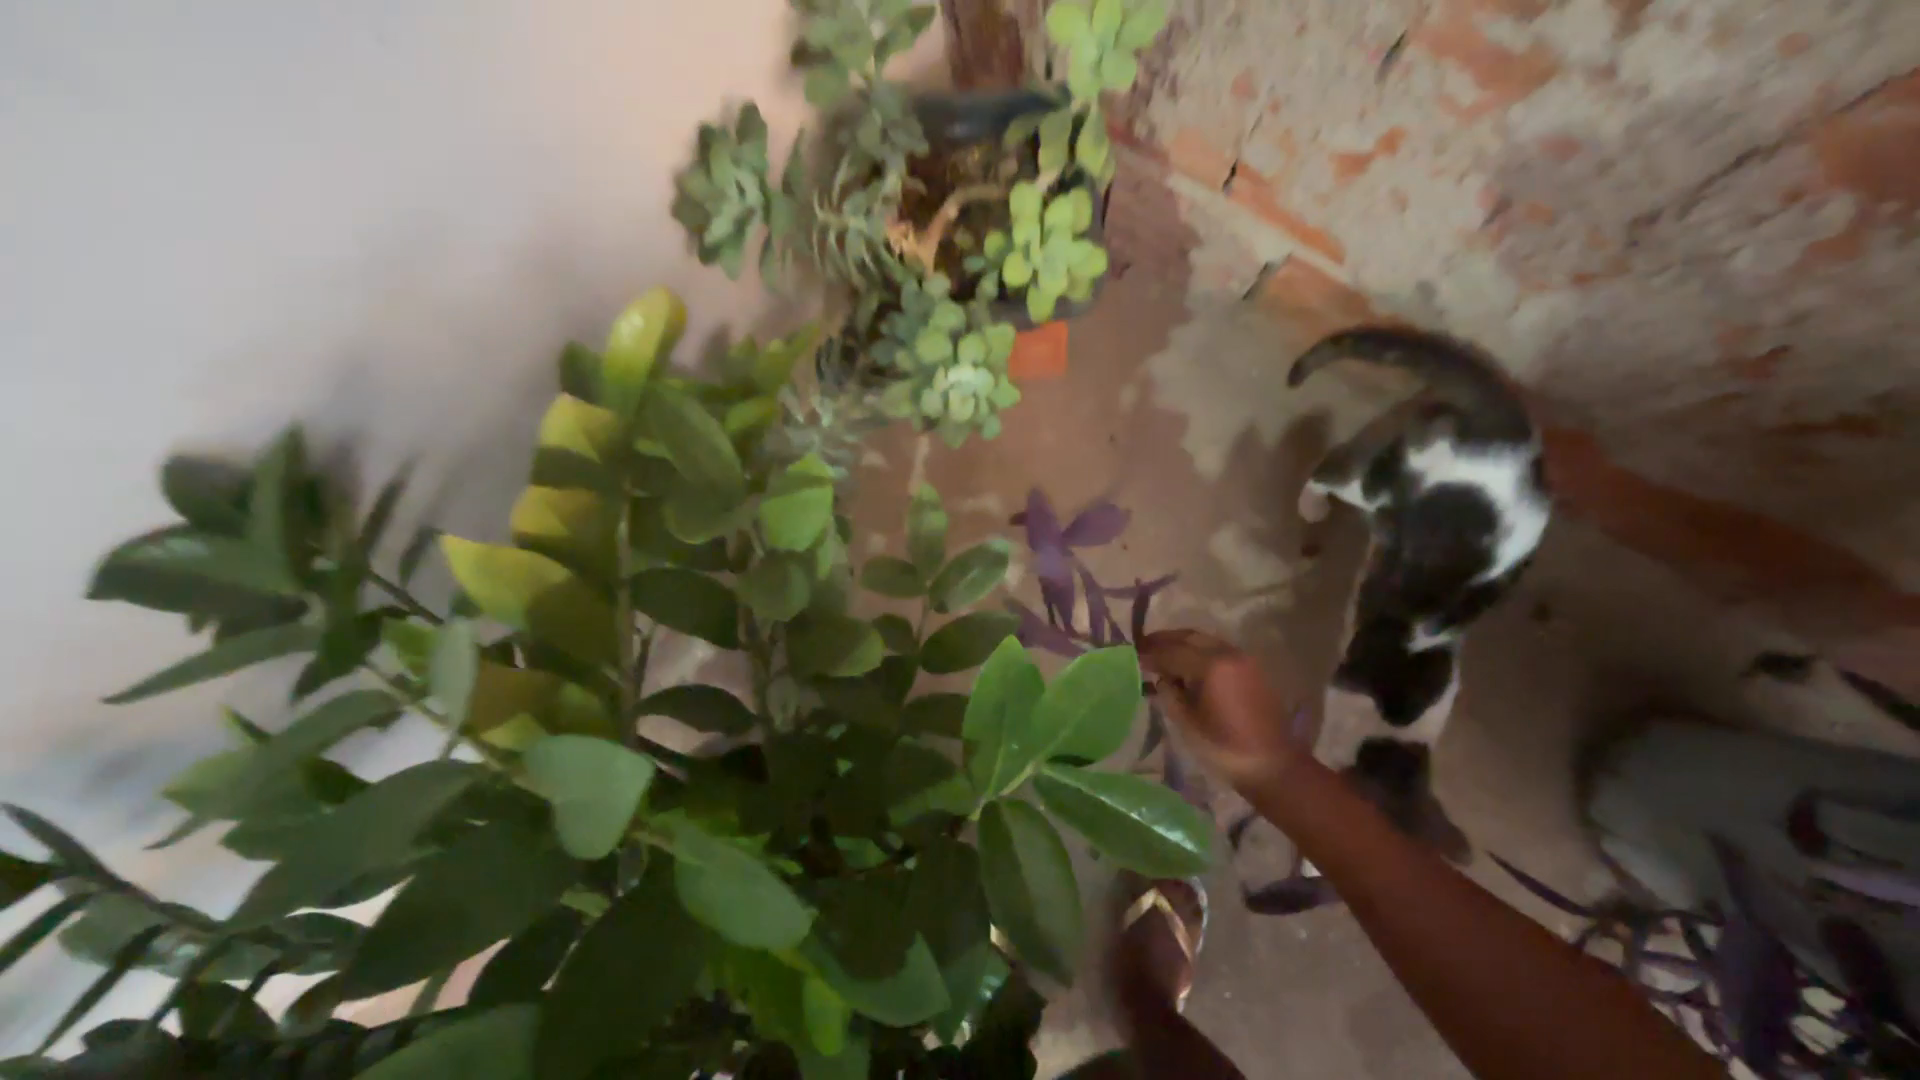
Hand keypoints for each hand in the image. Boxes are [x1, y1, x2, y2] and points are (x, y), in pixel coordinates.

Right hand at [1137, 629, 1307, 785]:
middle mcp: (1228, 654)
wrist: (1272, 766)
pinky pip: (1218, 650)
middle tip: (1143, 647)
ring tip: (1162, 655)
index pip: (1171, 651)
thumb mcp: (1187, 723)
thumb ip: (1169, 693)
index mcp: (1211, 666)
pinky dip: (1198, 651)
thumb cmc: (1224, 749)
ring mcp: (1243, 659)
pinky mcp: (1251, 669)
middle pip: (1189, 637)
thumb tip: (1161, 678)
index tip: (1131, 655)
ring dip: (1181, 644)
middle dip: (1164, 640)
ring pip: (1205, 641)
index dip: (1149, 653)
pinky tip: (1186, 666)